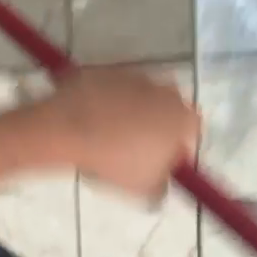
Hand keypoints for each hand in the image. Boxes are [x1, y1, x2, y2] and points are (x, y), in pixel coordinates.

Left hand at [36, 69, 199, 200]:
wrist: (65, 129)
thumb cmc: (112, 159)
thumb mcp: (146, 187)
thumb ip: (163, 183)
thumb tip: (160, 181)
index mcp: (182, 116)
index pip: (191, 130)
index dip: (175, 146)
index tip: (159, 159)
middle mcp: (162, 89)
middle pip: (165, 108)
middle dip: (154, 124)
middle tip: (132, 145)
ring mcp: (129, 74)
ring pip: (136, 95)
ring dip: (127, 109)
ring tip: (104, 132)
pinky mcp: (99, 69)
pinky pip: (106, 87)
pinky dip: (100, 98)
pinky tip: (87, 115)